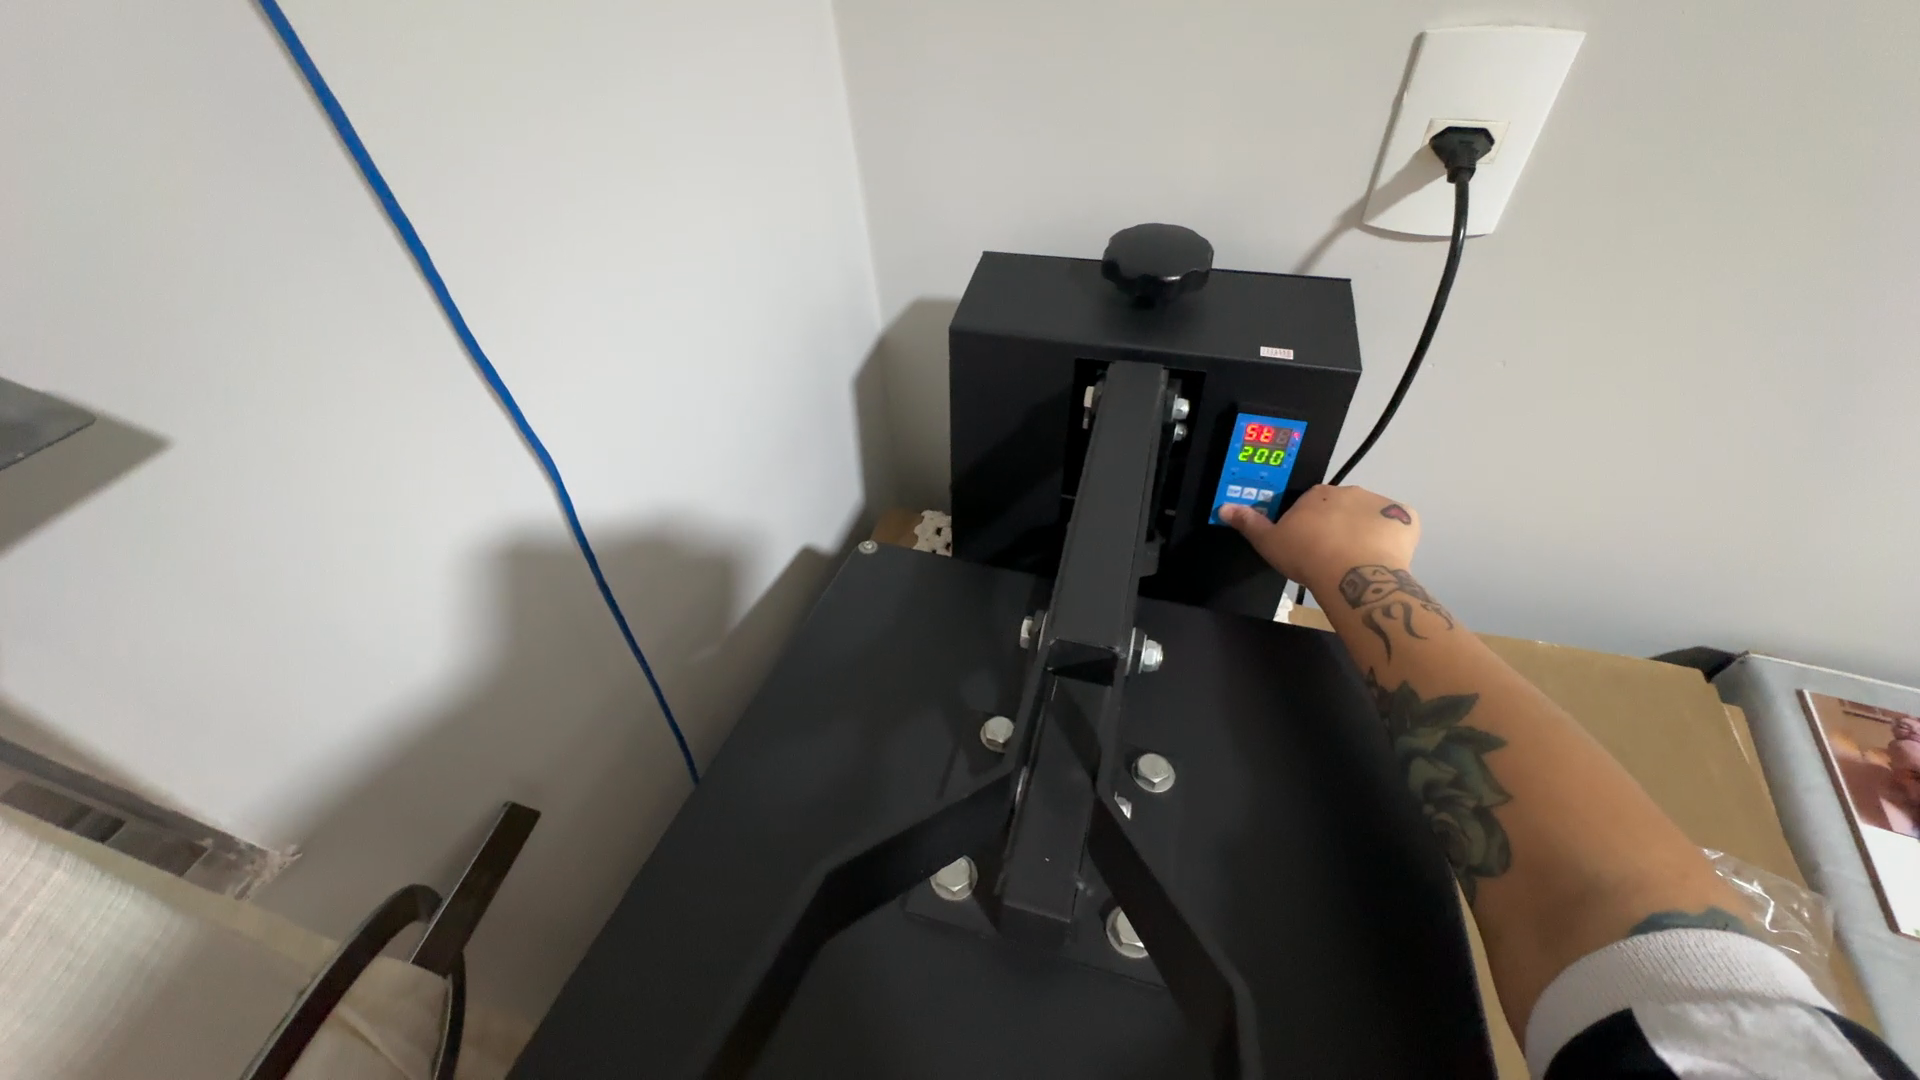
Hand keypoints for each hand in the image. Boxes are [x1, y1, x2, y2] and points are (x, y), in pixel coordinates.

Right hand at [1218, 485, 1420, 587]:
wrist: (1353, 576)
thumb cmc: (1306, 557)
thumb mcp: (1268, 543)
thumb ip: (1248, 523)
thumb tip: (1223, 508)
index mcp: (1316, 494)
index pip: (1311, 504)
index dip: (1309, 525)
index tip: (1308, 545)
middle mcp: (1349, 491)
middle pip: (1343, 507)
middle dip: (1339, 526)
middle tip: (1332, 554)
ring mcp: (1380, 503)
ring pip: (1370, 517)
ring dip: (1365, 532)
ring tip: (1357, 561)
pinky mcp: (1406, 518)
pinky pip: (1399, 525)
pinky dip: (1392, 538)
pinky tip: (1382, 557)